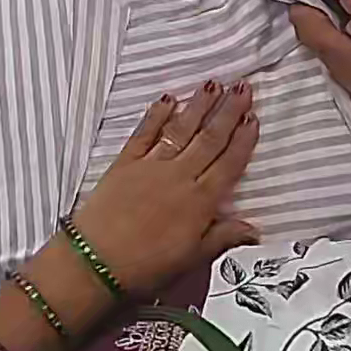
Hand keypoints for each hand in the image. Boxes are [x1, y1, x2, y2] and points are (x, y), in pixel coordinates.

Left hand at [74, 80, 261, 292]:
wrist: (95, 263)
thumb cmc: (145, 267)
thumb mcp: (191, 259)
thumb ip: (223, 237)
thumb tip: (255, 229)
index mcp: (200, 201)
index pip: (228, 164)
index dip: (243, 140)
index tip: (254, 117)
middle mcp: (180, 176)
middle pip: (209, 139)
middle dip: (228, 111)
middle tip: (242, 87)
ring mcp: (152, 166)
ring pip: (182, 129)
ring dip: (199, 106)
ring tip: (213, 84)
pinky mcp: (126, 162)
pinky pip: (145, 132)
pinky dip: (157, 114)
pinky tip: (168, 99)